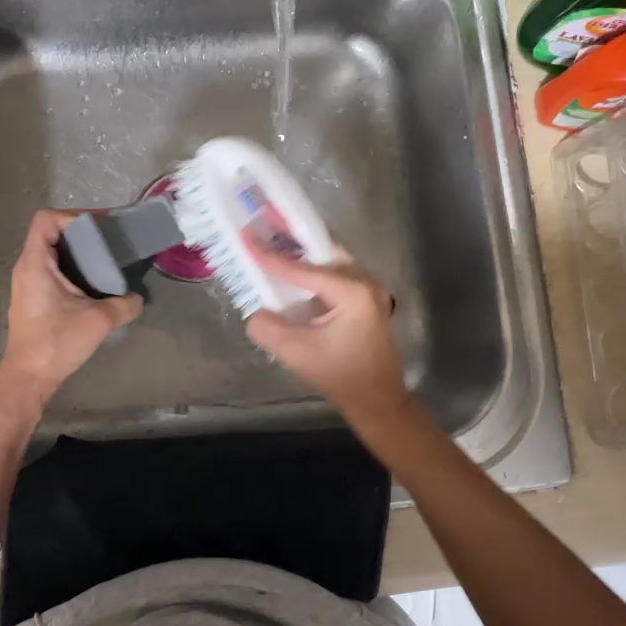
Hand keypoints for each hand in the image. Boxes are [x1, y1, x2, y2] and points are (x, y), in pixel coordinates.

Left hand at [0, 210, 143, 405]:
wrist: (29, 378)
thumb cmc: (56, 344)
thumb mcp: (98, 321)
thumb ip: (124, 304)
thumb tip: (137, 298)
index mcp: (36, 264)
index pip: (46, 219)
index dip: (73, 216)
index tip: (99, 229)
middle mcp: (27, 268)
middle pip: (51, 233)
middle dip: (81, 233)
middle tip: (109, 241)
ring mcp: (28, 284)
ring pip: (52, 253)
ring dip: (78, 253)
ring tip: (106, 260)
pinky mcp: (33, 298)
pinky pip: (52, 270)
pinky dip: (73, 269)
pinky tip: (94, 285)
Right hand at [243, 243, 406, 418]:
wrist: (378, 400)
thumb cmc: (340, 376)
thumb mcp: (295, 353)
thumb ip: (267, 327)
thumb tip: (257, 311)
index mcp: (352, 292)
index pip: (303, 268)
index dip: (272, 256)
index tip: (247, 238)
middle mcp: (366, 282)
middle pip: (324, 250)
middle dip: (293, 238)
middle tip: (266, 225)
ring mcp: (371, 289)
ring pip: (333, 259)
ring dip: (305, 253)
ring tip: (276, 243)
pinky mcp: (368, 299)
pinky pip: (339, 273)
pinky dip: (316, 268)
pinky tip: (296, 272)